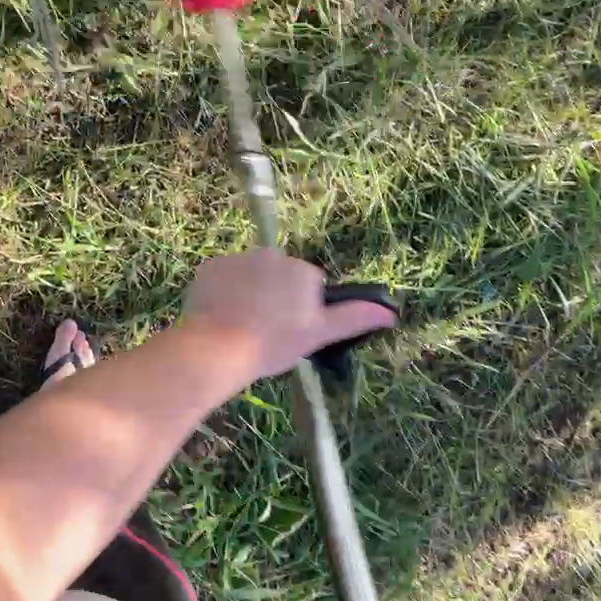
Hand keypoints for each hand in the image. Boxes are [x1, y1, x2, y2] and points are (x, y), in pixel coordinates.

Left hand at [181, 249, 397, 380]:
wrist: (218, 345)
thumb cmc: (274, 343)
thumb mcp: (318, 334)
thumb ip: (353, 317)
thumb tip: (390, 312)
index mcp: (300, 270)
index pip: (308, 283)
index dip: (302, 307)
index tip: (292, 327)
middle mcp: (269, 254)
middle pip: (278, 275)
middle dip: (276, 294)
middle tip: (267, 327)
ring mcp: (236, 258)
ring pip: (249, 274)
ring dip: (249, 290)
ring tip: (243, 322)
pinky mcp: (210, 266)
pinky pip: (223, 276)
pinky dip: (224, 290)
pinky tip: (222, 313)